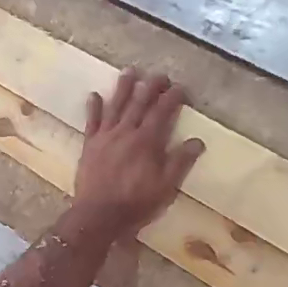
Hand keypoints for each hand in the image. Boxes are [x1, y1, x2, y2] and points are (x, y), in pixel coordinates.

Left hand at [72, 70, 203, 239]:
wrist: (98, 215)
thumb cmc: (136, 203)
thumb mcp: (166, 187)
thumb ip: (180, 162)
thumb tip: (197, 142)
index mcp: (147, 141)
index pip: (163, 111)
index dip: (173, 97)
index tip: (181, 88)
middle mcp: (126, 132)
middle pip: (140, 102)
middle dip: (152, 86)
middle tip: (160, 74)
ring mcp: (106, 136)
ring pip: (116, 105)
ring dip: (124, 87)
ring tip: (130, 71)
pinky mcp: (90, 145)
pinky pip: (92, 121)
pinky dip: (94, 107)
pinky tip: (95, 95)